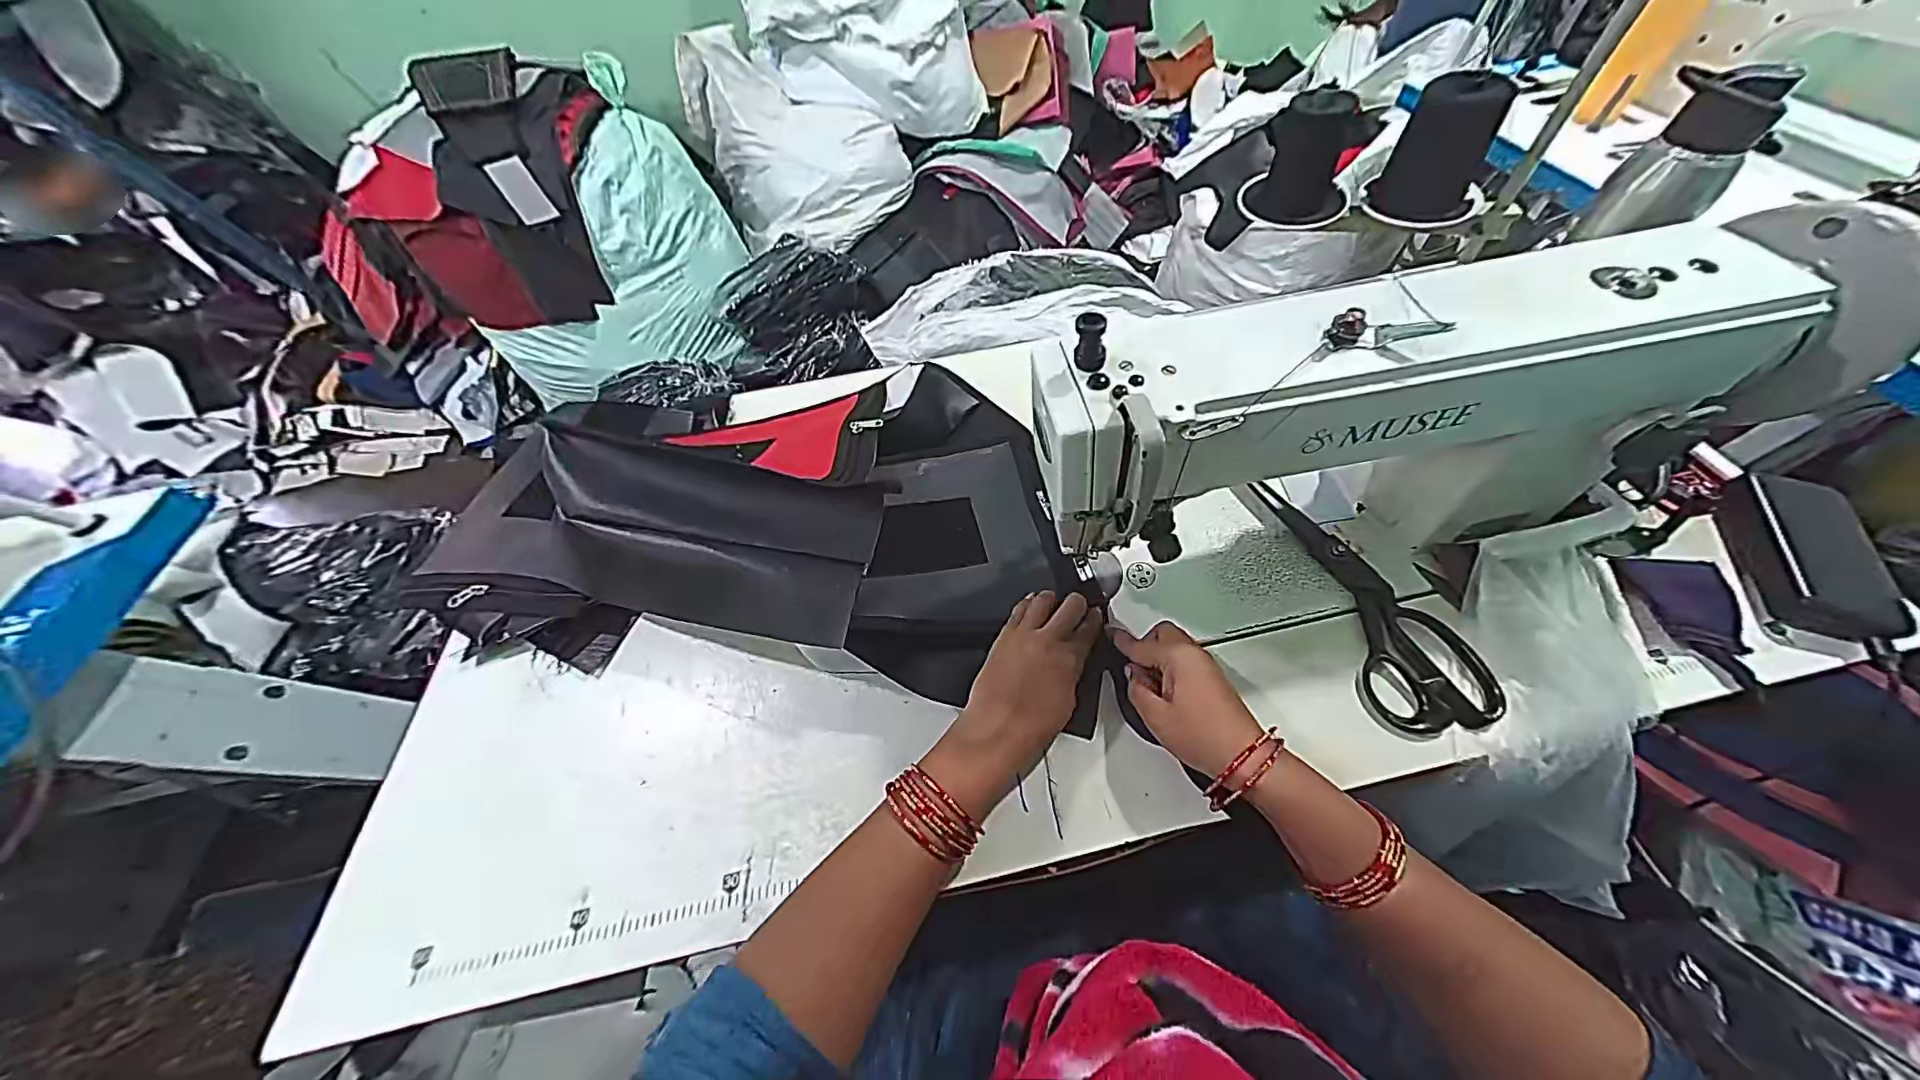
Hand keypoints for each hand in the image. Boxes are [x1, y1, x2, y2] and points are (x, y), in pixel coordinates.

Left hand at [922, 592, 1102, 817]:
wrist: (999, 728)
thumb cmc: (1031, 725)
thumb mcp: (1069, 701)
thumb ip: (1072, 672)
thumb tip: (1072, 663)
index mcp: (1071, 658)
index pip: (1090, 628)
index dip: (1095, 619)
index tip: (1095, 616)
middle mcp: (1049, 641)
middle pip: (1071, 606)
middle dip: (1078, 603)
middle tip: (1078, 604)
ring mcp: (1024, 635)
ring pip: (1043, 600)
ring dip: (1051, 599)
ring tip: (1053, 601)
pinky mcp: (1004, 636)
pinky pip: (1018, 609)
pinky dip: (1027, 604)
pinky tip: (1029, 606)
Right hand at [1111, 621, 1264, 778]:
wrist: (1241, 755)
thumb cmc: (1207, 737)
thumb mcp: (1155, 716)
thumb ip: (1135, 689)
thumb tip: (1133, 678)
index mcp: (1179, 657)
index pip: (1141, 644)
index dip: (1122, 642)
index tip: (1112, 635)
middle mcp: (1195, 654)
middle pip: (1161, 634)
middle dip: (1145, 646)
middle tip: (1135, 670)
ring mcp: (1206, 665)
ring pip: (1174, 646)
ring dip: (1159, 659)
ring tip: (1153, 690)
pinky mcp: (1212, 677)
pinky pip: (1185, 661)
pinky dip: (1172, 669)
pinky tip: (1168, 696)